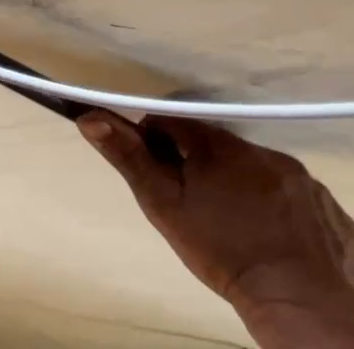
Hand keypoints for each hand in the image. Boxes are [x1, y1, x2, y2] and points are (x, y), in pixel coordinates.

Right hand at [80, 111, 353, 338]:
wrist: (301, 303)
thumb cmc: (220, 249)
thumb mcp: (161, 202)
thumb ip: (127, 156)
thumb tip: (89, 116)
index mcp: (222, 148)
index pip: (171, 122)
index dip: (151, 142)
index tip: (153, 172)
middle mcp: (269, 155)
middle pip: (213, 145)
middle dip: (194, 163)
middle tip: (185, 198)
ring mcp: (307, 183)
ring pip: (251, 168)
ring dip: (233, 180)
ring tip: (226, 217)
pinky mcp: (331, 209)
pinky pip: (286, 191)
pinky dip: (270, 202)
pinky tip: (263, 230)